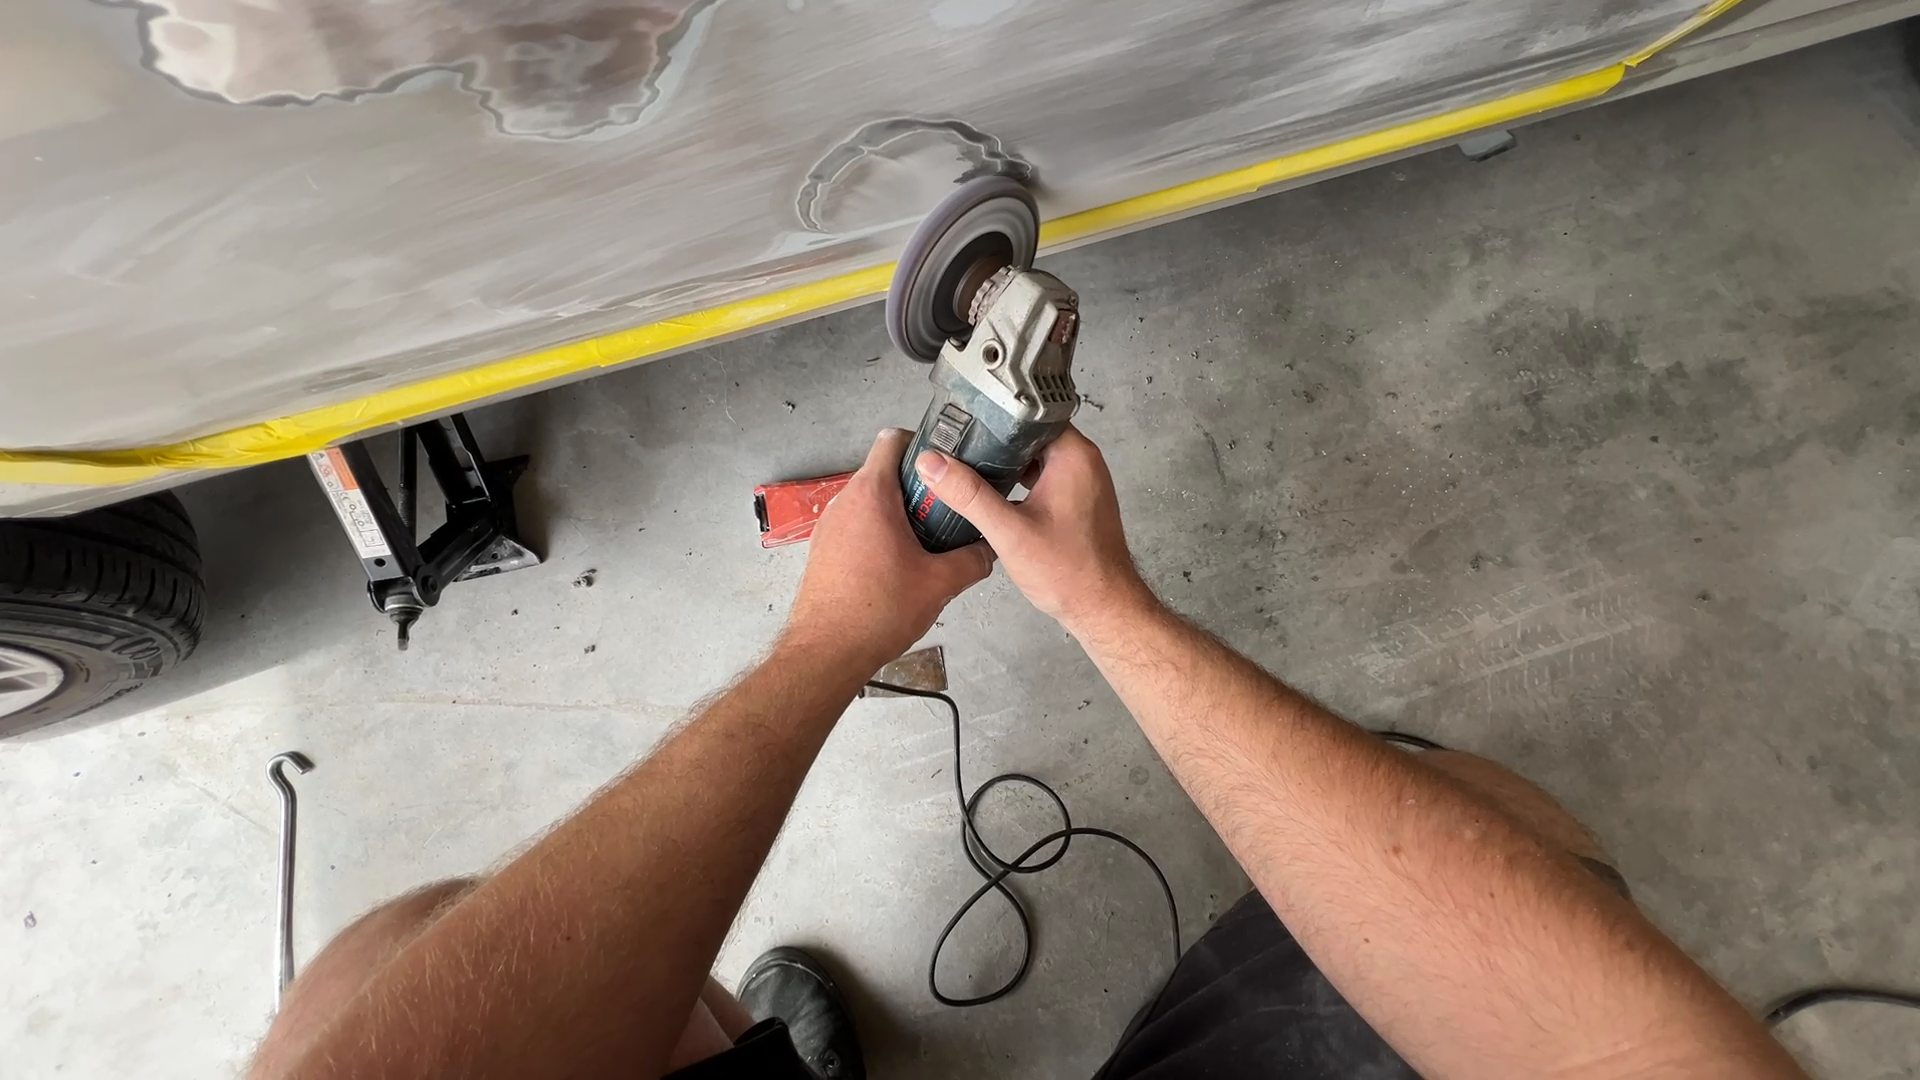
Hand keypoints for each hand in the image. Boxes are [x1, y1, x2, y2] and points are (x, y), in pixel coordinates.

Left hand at [783, 429, 994, 671]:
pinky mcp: (822, 548)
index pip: (894, 439)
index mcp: (872, 494)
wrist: (827, 651)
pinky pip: (856, 524)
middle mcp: (845, 500)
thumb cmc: (881, 608)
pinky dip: (878, 531)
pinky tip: (898, 562)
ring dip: (898, 510)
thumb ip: (972, 560)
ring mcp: (829, 525)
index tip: (948, 466)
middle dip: (918, 485)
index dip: (924, 444)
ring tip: (927, 537)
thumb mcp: (939, 584)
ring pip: (870, 500)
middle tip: (949, 508)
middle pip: (885, 471)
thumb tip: (990, 549)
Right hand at [912, 426, 1153, 635]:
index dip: (994, 414)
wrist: (1102, 608)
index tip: (961, 418)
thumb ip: (968, 495)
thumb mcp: (1008, 531)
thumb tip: (932, 464)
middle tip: (955, 443)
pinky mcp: (1076, 500)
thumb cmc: (1068, 572)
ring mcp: (1082, 481)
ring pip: (1034, 457)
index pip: (1030, 413)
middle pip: (1029, 434)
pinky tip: (991, 493)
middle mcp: (1083, 461)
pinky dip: (1018, 480)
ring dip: (1004, 462)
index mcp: (1073, 456)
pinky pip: (1043, 477)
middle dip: (993, 439)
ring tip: (966, 465)